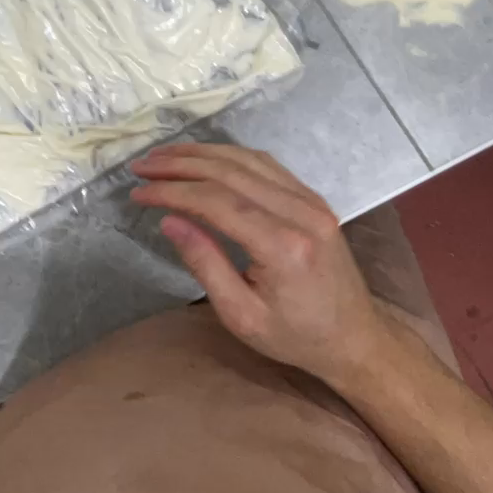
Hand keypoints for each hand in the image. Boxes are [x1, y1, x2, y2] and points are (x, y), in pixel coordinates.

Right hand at [130, 143, 397, 386]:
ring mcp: (312, 201)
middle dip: (179, 164)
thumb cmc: (294, 336)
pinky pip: (265, 164)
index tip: (137, 193)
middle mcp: (301, 213)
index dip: (171, 191)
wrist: (355, 338)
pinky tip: (203, 158)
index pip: (215, 201)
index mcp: (283, 246)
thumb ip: (204, 263)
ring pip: (247, 160)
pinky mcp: (313, 199)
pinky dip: (228, 156)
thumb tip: (168, 220)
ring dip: (200, 153)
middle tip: (141, 166)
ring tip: (163, 157)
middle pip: (229, 171)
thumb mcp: (240, 315)